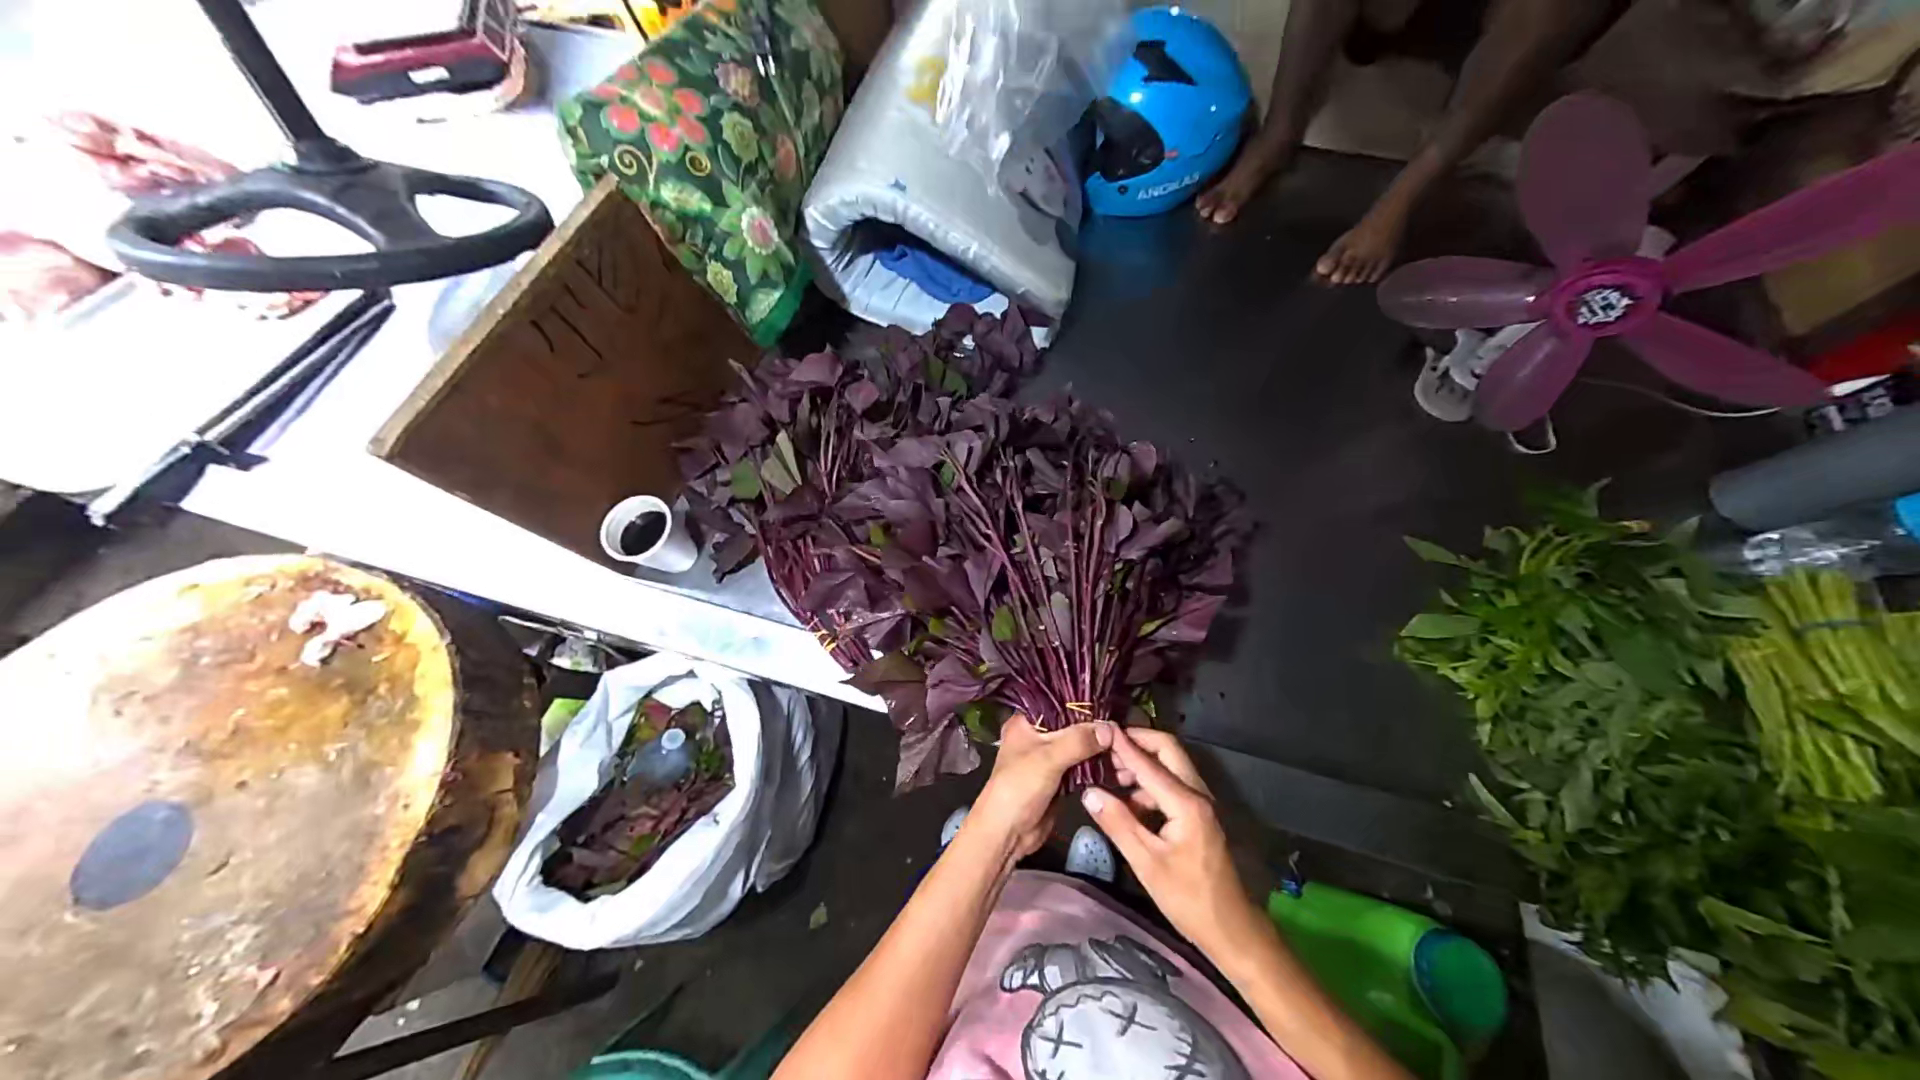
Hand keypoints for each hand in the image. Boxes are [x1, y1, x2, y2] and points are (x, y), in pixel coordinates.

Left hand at [965, 716, 1113, 863]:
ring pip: (1080, 748)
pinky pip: (1083, 767)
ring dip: (1100, 750)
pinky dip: (1098, 767)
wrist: (1007, 833)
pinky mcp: (1059, 779)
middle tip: (1125, 731)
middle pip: (1073, 727)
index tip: (1111, 706)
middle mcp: (1037, 736)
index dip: (1084, 704)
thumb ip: (1078, 740)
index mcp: (1026, 722)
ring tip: (1127, 748)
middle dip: (1097, 730)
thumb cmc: (1018, 787)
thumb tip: (1109, 729)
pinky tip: (1119, 766)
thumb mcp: (1048, 758)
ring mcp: (1049, 758)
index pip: (1059, 703)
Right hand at [1081, 728, 1265, 960]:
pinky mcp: (1198, 816)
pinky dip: (1149, 784)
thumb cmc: (1188, 899)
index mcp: (1186, 803)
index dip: (1123, 745)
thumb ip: (1118, 823)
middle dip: (1138, 742)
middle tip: (1106, 746)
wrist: (1231, 929)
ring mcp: (1201, 805)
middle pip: (1168, 750)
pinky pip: (1172, 786)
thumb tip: (1089, 792)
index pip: (1148, 763)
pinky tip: (1128, 802)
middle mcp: (1197, 795)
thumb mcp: (1146, 862)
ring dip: (1142, 764)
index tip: (1100, 729)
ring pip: (1171, 767)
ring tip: (1110, 774)